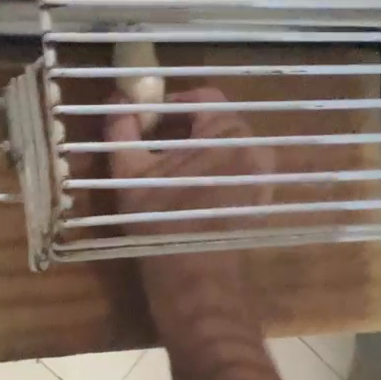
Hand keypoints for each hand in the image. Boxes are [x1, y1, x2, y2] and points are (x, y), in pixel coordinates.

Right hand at [105, 87, 274, 379]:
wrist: (194, 282)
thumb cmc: (160, 223)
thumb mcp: (130, 175)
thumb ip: (121, 131)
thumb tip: (117, 101)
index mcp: (228, 134)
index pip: (203, 97)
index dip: (171, 102)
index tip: (146, 118)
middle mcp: (255, 148)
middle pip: (214, 122)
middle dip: (181, 128)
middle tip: (148, 144)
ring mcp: (263, 175)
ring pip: (224, 147)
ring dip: (195, 150)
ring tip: (163, 168)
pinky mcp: (260, 198)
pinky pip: (234, 169)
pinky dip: (210, 170)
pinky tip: (183, 189)